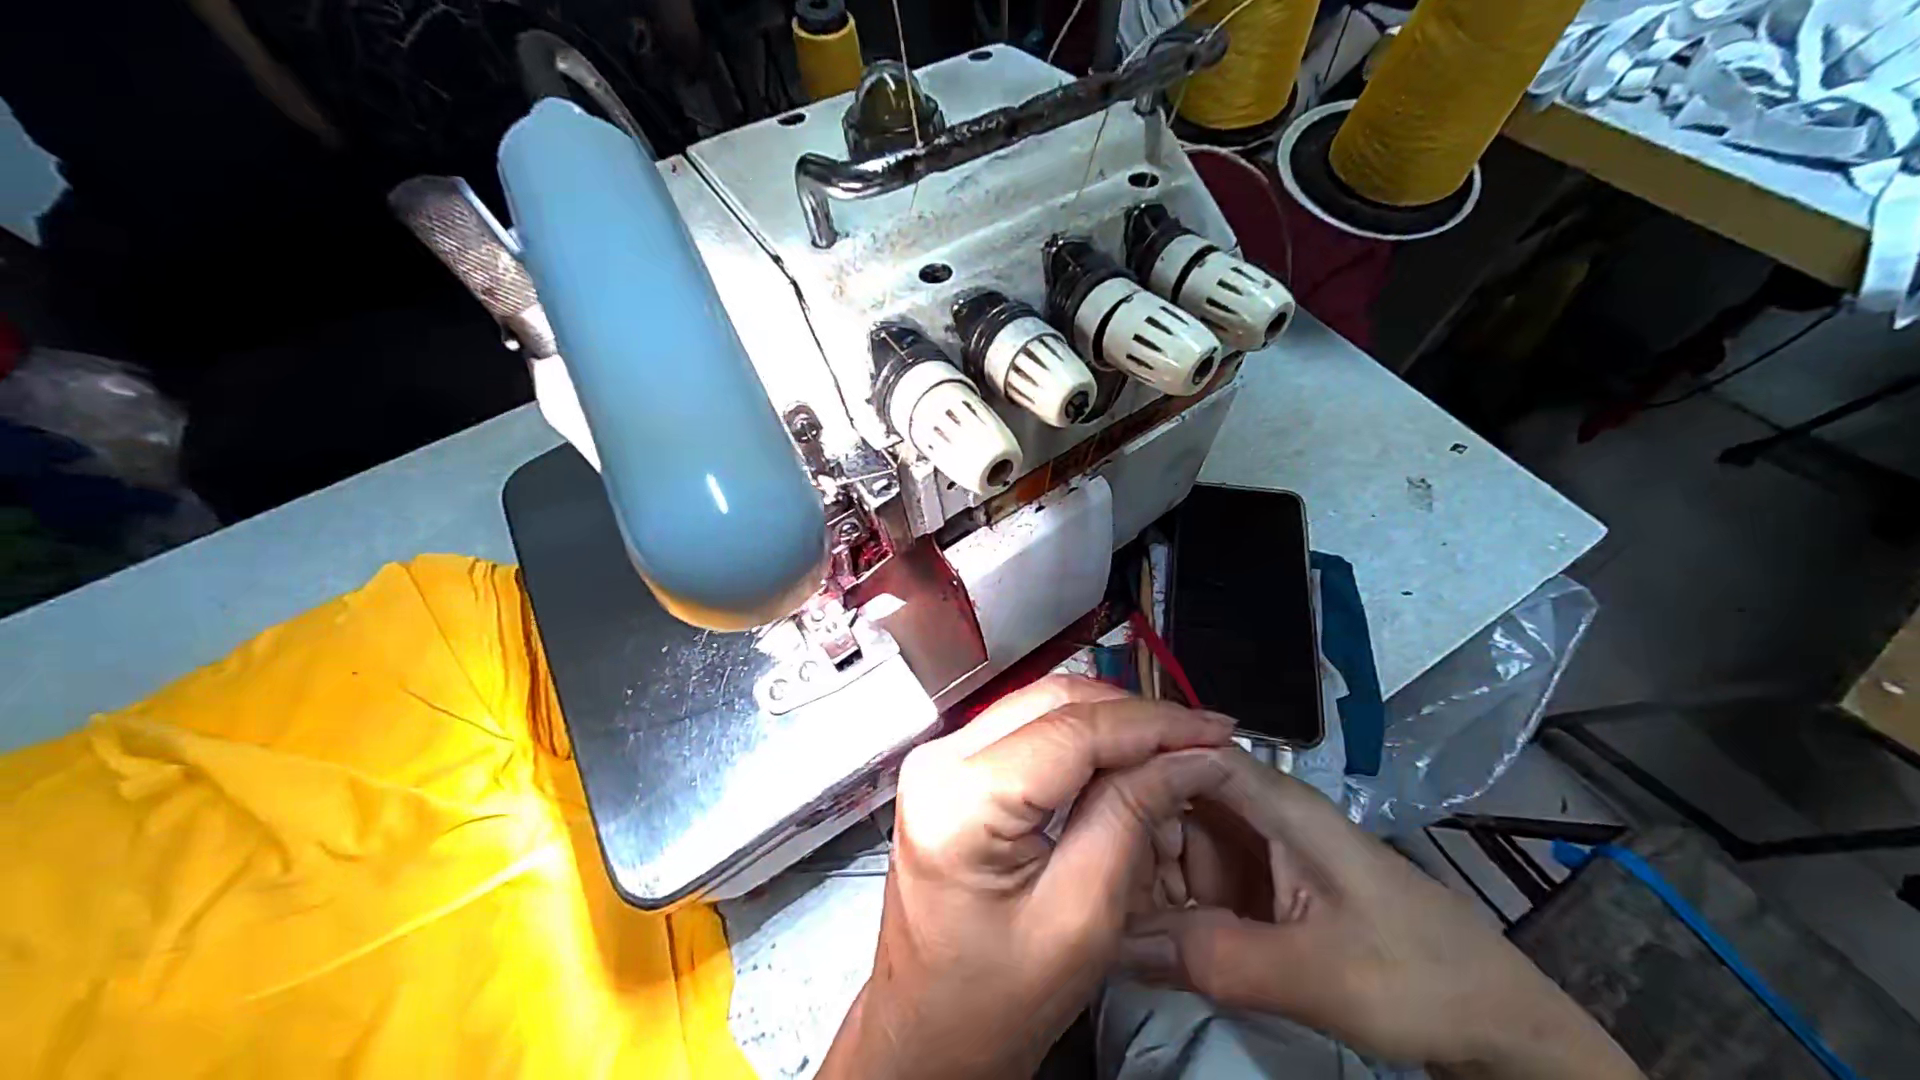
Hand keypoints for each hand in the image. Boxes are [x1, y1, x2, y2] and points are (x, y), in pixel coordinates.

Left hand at [819, 677, 1234, 1079]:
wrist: (928, 1029)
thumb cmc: (988, 1001)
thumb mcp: (1080, 918)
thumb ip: (1129, 819)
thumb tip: (1180, 759)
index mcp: (959, 800)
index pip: (1072, 730)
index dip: (1152, 724)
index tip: (1209, 730)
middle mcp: (938, 762)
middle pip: (1055, 702)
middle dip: (1135, 715)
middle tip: (1198, 737)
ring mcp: (940, 760)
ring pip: (1043, 706)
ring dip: (1111, 721)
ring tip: (1171, 747)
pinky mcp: (952, 769)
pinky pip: (1027, 729)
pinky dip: (1082, 737)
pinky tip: (1122, 757)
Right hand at [1126, 747, 1640, 1078]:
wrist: (1495, 1026)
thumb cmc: (1418, 977)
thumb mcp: (1316, 974)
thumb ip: (1215, 955)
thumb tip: (1116, 941)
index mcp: (1279, 804)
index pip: (1191, 753)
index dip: (1136, 765)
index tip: (1084, 801)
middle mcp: (1260, 815)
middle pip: (1174, 800)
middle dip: (1135, 839)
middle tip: (1096, 888)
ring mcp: (1258, 852)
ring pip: (1180, 846)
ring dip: (1150, 879)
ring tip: (1117, 920)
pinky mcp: (1259, 888)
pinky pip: (1199, 884)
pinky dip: (1174, 908)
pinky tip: (1153, 938)